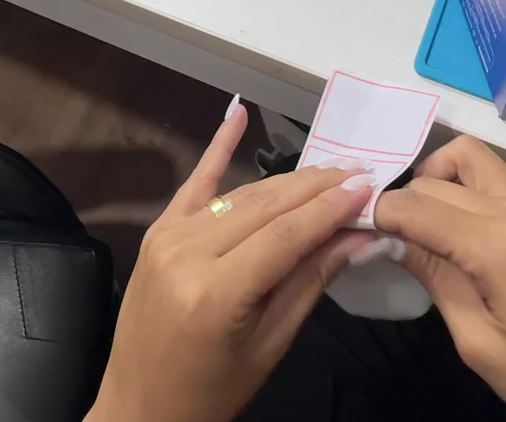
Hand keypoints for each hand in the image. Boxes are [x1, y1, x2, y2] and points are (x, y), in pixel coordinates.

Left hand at [86, 99, 379, 421]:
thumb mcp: (268, 346)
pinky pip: (196, 182)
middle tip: (358, 171)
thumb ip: (311, 282)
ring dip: (287, 180)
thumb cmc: (210, 392)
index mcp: (217, 292)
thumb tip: (360, 236)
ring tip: (329, 168)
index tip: (369, 185)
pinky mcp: (159, 228)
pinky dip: (218, 147)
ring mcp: (169, 235)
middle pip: (267, 206)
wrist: (136, 408)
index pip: (287, 234)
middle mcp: (189, 252)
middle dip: (317, 186)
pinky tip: (238, 114)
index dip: (331, 207)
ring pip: (242, 195)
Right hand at [374, 136, 505, 421]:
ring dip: (435, 179)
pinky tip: (452, 229)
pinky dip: (461, 185)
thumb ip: (435, 280)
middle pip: (437, 176)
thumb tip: (393, 240)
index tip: (355, 230)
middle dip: (403, 198)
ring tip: (419, 223)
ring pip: (469, 158)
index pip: (416, 204)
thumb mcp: (481, 344)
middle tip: (382, 235)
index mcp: (497, 243)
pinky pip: (493, 177)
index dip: (379, 213)